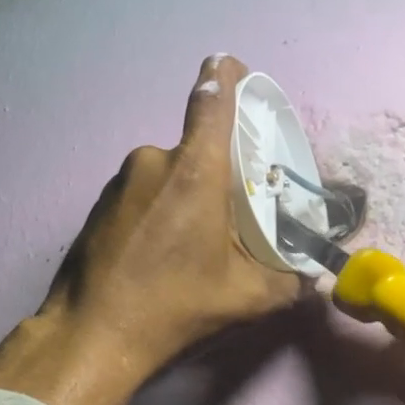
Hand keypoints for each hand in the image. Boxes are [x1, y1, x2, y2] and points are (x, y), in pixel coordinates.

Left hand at [0, 55, 299, 404]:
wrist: (90, 335)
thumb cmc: (174, 305)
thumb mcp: (246, 297)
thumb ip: (288, 280)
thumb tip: (313, 278)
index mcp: (194, 168)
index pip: (212, 97)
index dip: (227, 75)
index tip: (236, 69)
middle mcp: (154, 160)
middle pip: (197, 149)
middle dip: (218, 174)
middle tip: (231, 218)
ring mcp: (120, 180)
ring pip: (169, 175)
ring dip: (185, 197)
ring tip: (192, 246)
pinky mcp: (99, 204)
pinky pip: (142, 194)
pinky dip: (158, 211)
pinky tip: (160, 254)